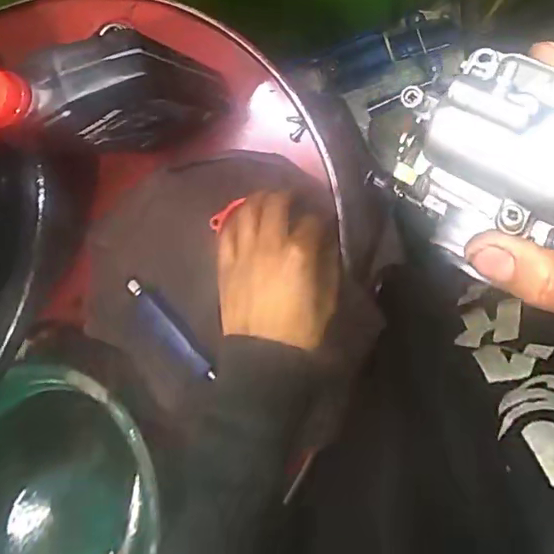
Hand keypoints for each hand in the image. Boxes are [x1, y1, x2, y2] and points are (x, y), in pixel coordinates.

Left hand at [216, 190, 339, 351]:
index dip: (320, 215)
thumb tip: (325, 241)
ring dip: (260, 198)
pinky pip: (226, 230)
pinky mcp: (225, 263)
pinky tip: (242, 216)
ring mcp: (243, 252)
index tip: (323, 217)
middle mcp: (269, 244)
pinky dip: (235, 217)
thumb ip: (327, 262)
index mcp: (299, 252)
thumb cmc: (302, 331)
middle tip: (295, 197)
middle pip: (276, 202)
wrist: (263, 359)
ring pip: (248, 209)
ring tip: (268, 199)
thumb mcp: (328, 297)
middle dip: (288, 194)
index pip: (312, 219)